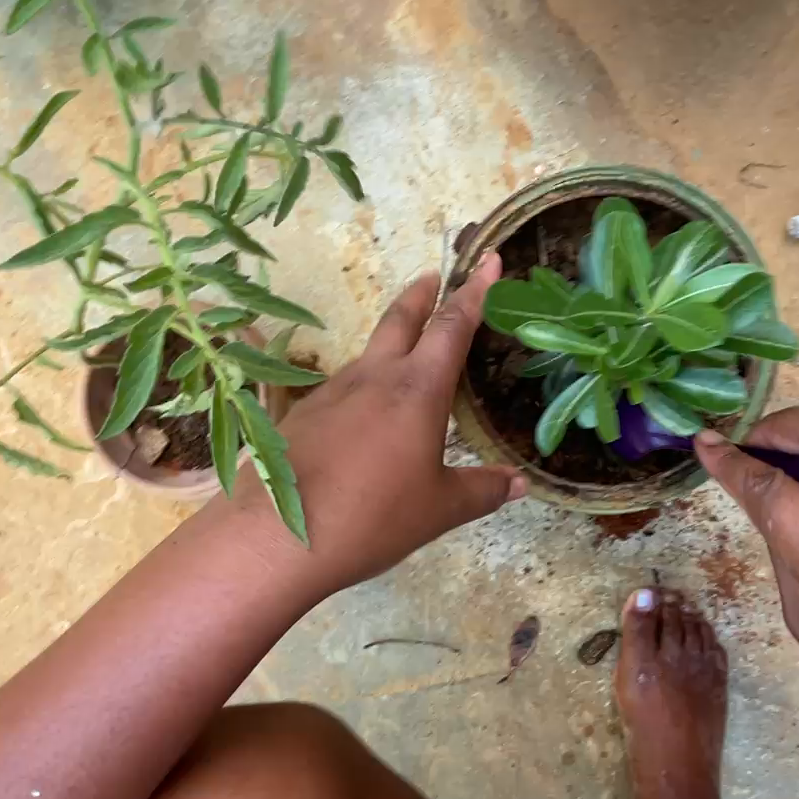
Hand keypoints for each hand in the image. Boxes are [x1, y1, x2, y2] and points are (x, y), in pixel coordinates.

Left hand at [211, 253, 525, 594]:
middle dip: (423, 294)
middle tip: (436, 276)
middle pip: (401, 319)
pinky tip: (362, 417)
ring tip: (406, 357)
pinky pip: (342, 389)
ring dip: (390, 342)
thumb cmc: (374, 518)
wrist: (278, 539)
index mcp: (416, 390)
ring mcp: (330, 394)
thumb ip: (483, 490)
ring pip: (368, 354)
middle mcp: (372, 378)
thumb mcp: (440, 509)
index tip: (489, 259)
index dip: (475, 291)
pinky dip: (362, 386)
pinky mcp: (300, 416)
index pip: (452, 326)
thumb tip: (521, 483)